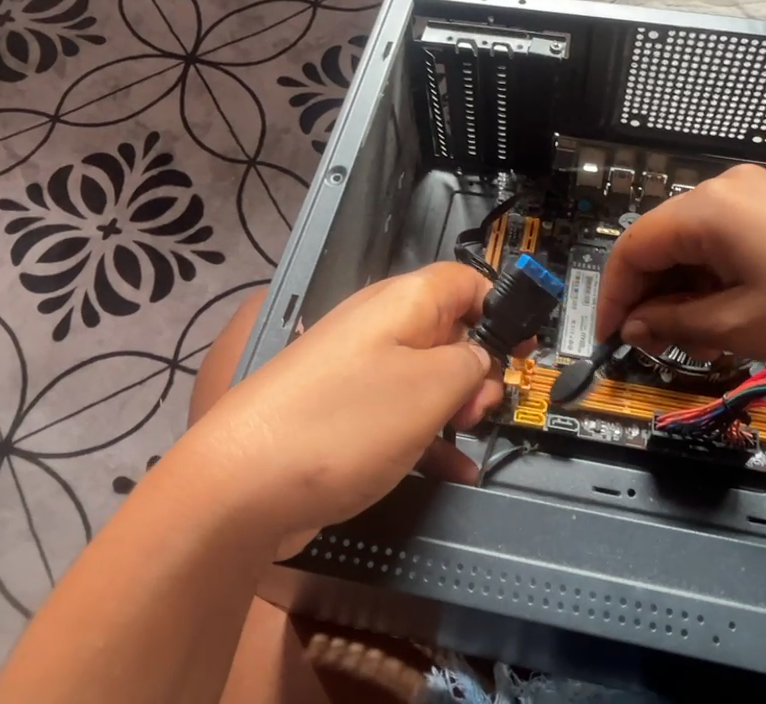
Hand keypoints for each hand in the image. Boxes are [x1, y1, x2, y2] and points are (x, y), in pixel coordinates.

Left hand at [168, 263, 500, 557]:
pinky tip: (452, 473)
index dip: (501, 308)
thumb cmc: (347, 423)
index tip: (523, 349)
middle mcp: (376, 328)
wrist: (242, 485)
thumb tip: (476, 359)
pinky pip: (396, 415)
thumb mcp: (431, 387)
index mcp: (401, 303)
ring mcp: (355, 372)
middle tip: (483, 409)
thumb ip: (471, 363)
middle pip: (447, 330)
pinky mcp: (340, 415)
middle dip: (478, 368)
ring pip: (424, 377)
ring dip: (456, 408)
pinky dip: (427, 439)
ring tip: (469, 442)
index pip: (465, 280)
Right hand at [597, 164, 765, 372]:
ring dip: (688, 290)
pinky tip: (731, 314)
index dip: (614, 295)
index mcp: (711, 205)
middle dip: (654, 295)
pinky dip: (720, 277)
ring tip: (698, 339)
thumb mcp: (743, 326)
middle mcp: (731, 186)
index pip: (634, 246)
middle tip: (656, 346)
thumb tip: (634, 325)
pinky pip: (734, 240)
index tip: (608, 338)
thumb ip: (674, 323)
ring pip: (700, 243)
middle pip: (667, 240)